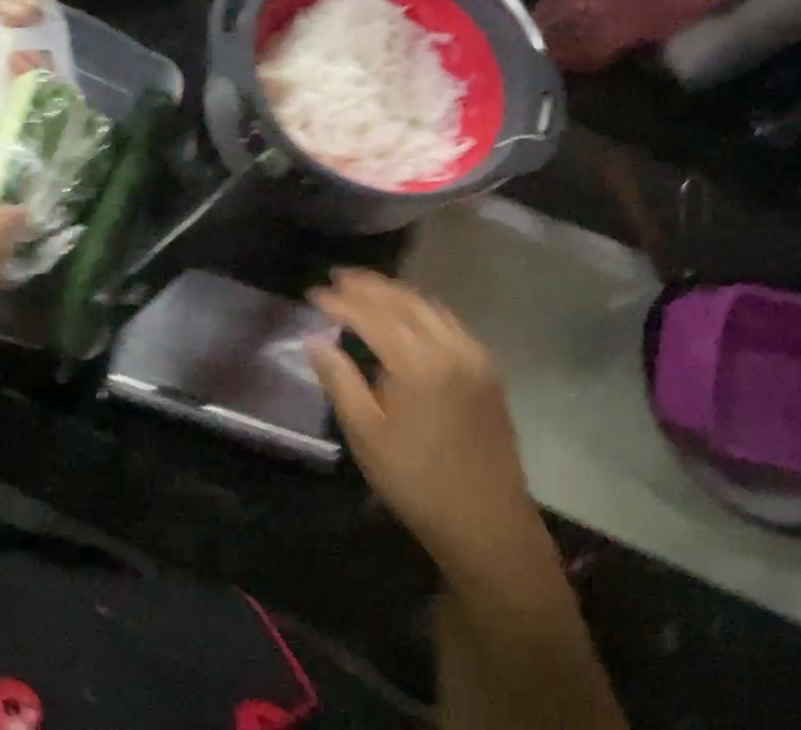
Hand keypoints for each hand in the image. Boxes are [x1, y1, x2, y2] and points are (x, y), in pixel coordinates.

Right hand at [308, 270, 543, 572]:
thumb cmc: (414, 480)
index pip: (372, 316)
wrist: (485, 522)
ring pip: (431, 308)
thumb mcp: (364, 432)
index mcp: (419, 363)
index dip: (340, 303)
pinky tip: (404, 317)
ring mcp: (476, 359)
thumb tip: (314, 340)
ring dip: (396, 294)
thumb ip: (339, 379)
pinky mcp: (488, 372)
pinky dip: (421, 310)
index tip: (313, 295)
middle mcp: (453, 349)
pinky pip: (449, 324)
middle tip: (337, 279)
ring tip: (365, 290)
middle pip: (405, 302)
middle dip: (369, 287)